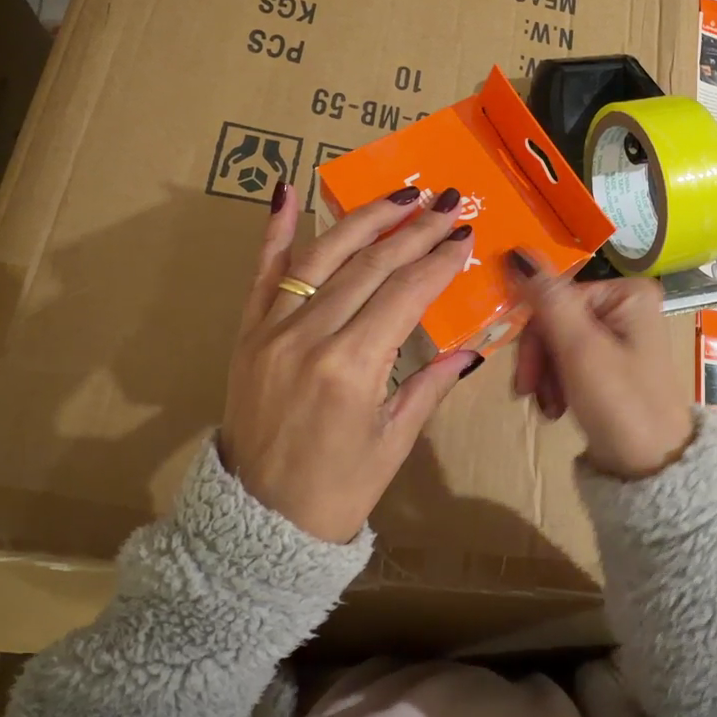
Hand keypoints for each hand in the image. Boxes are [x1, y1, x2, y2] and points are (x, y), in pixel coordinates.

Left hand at [221, 182, 479, 543]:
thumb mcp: (394, 442)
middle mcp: (310, 337)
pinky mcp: (247, 333)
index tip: (464, 236)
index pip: (405, 293)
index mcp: (352, 368)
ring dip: (363, 219)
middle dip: (413, 229)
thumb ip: (429, 386)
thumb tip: (469, 350)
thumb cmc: (337, 490)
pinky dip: (275, 232)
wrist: (258, 523)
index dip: (438, 261)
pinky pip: (264, 273)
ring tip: (399, 194)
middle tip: (445, 201)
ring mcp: (272, 330)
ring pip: (321, 256)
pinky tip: (288, 193)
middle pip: (370, 265)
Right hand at [507, 251, 693, 479]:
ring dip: (545, 375)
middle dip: (540, 359)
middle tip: (531, 395)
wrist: (652, 469)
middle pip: (556, 319)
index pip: (556, 297)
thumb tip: (515, 250)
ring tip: (549, 408)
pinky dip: (558, 384)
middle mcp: (627, 307)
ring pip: (558, 342)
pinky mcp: (613, 364)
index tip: (525, 376)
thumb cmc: (620, 404)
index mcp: (628, 294)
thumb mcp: (579, 349)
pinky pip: (570, 361)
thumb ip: (546, 299)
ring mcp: (621, 337)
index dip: (534, 335)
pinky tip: (558, 408)